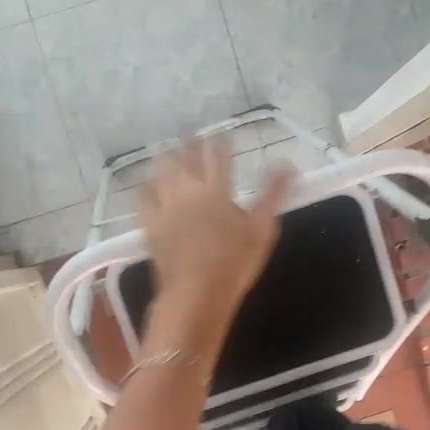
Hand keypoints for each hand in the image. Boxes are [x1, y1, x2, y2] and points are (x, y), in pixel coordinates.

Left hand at [138, 139, 291, 351]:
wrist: (196, 294)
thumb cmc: (234, 264)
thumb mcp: (262, 230)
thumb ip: (273, 194)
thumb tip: (287, 164)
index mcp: (217, 190)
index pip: (218, 155)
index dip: (220, 142)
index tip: (223, 135)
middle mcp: (188, 191)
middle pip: (186, 157)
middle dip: (190, 143)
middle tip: (192, 135)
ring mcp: (165, 206)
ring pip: (161, 171)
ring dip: (167, 158)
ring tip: (170, 153)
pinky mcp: (150, 223)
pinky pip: (142, 196)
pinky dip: (146, 185)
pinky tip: (148, 183)